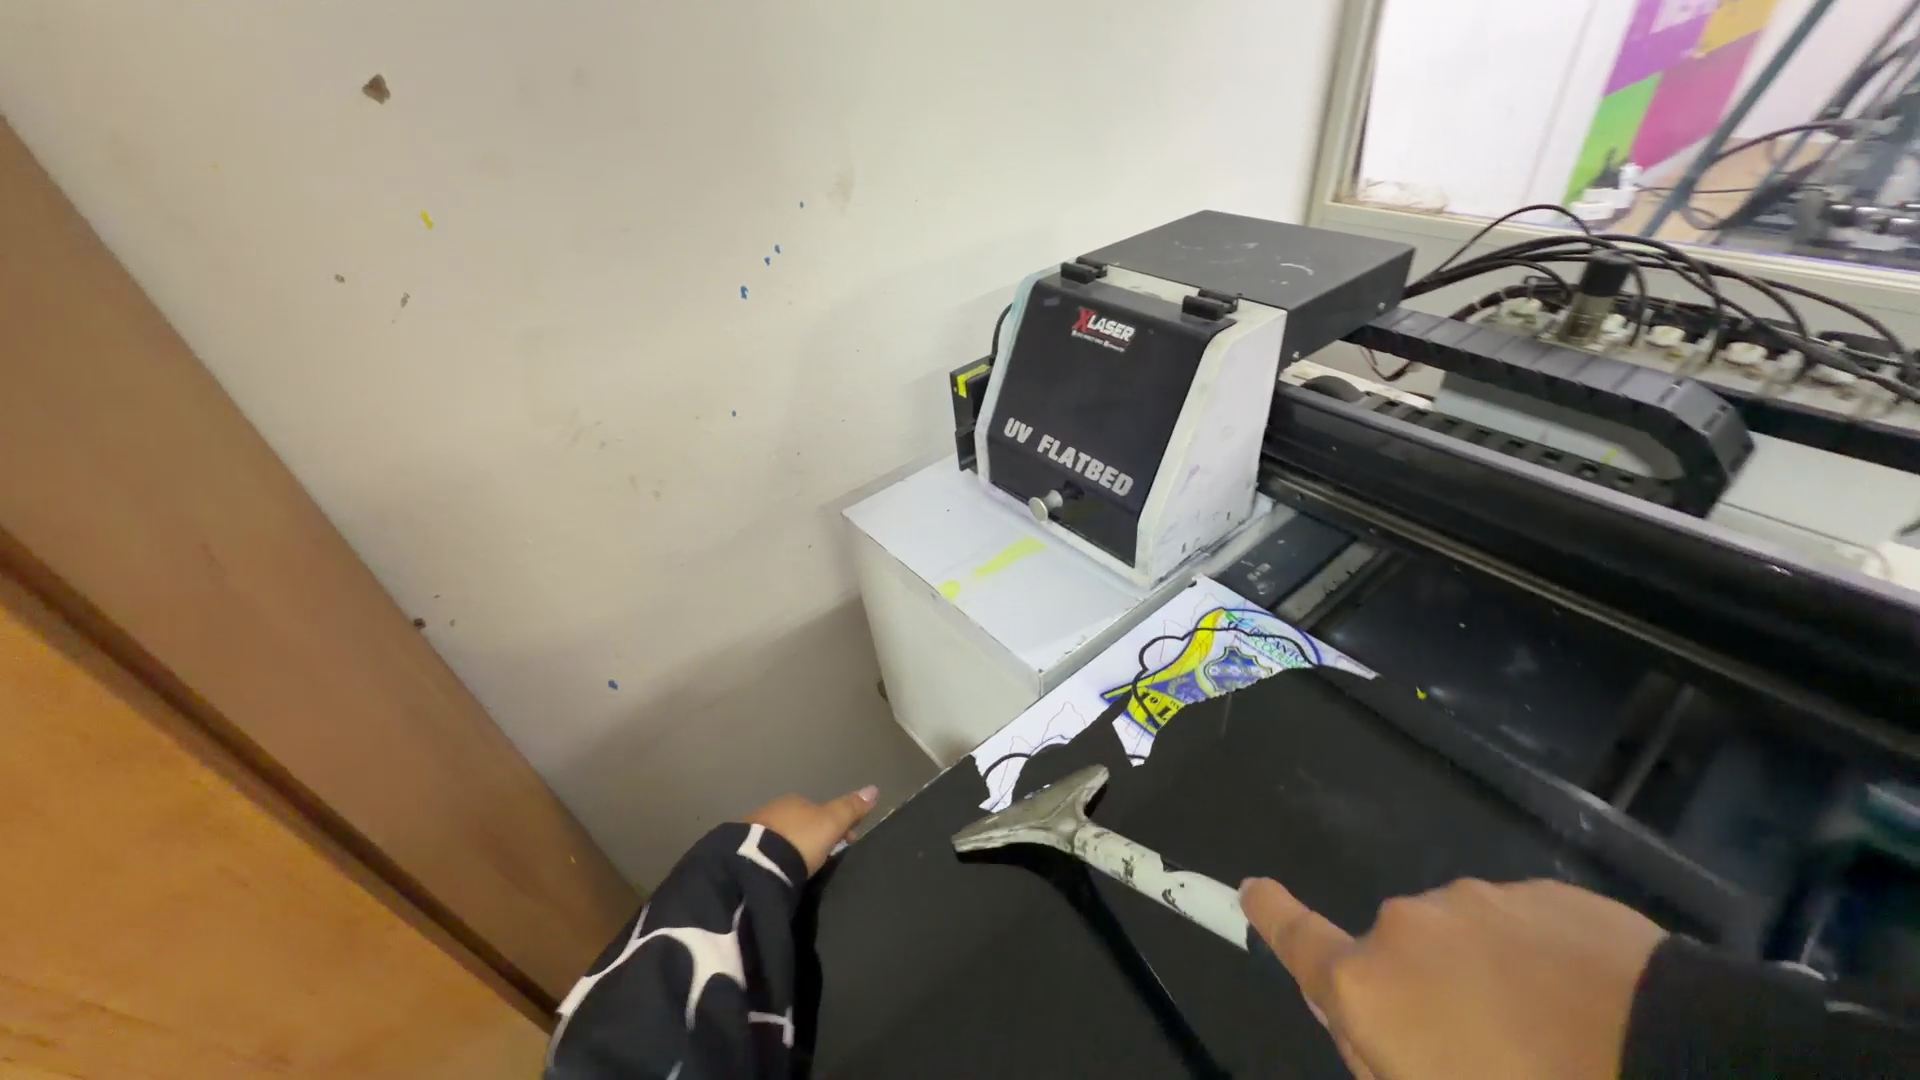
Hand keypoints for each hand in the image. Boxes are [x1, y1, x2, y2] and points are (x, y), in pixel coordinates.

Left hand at [745, 786, 878, 876]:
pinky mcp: (741, 848)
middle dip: (810, 836)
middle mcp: (774, 808)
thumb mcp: (832, 824)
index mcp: (796, 801)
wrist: (757, 862)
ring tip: (799, 868)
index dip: (835, 826)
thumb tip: (874, 788)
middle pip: (799, 822)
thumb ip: (851, 808)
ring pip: (780, 835)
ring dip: (790, 846)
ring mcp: (754, 827)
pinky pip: (764, 849)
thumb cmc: (800, 840)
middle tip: (821, 858)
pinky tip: (777, 869)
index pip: (820, 810)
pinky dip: (773, 856)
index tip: (844, 843)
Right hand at [1241, 877, 1667, 1079]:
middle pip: (1391, 957)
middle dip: (1418, 994)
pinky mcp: (1542, 893)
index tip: (1252, 888)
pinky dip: (1536, 962)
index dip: (1268, 914)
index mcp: (1369, 984)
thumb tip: (1357, 1012)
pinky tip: (1588, 1006)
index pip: (1296, 939)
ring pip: (1460, 941)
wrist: (1685, 1066)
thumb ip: (1374, 1053)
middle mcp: (1405, 926)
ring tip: (1554, 1036)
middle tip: (1481, 1054)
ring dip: (1483, 978)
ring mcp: (1475, 900)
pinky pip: (1519, 929)